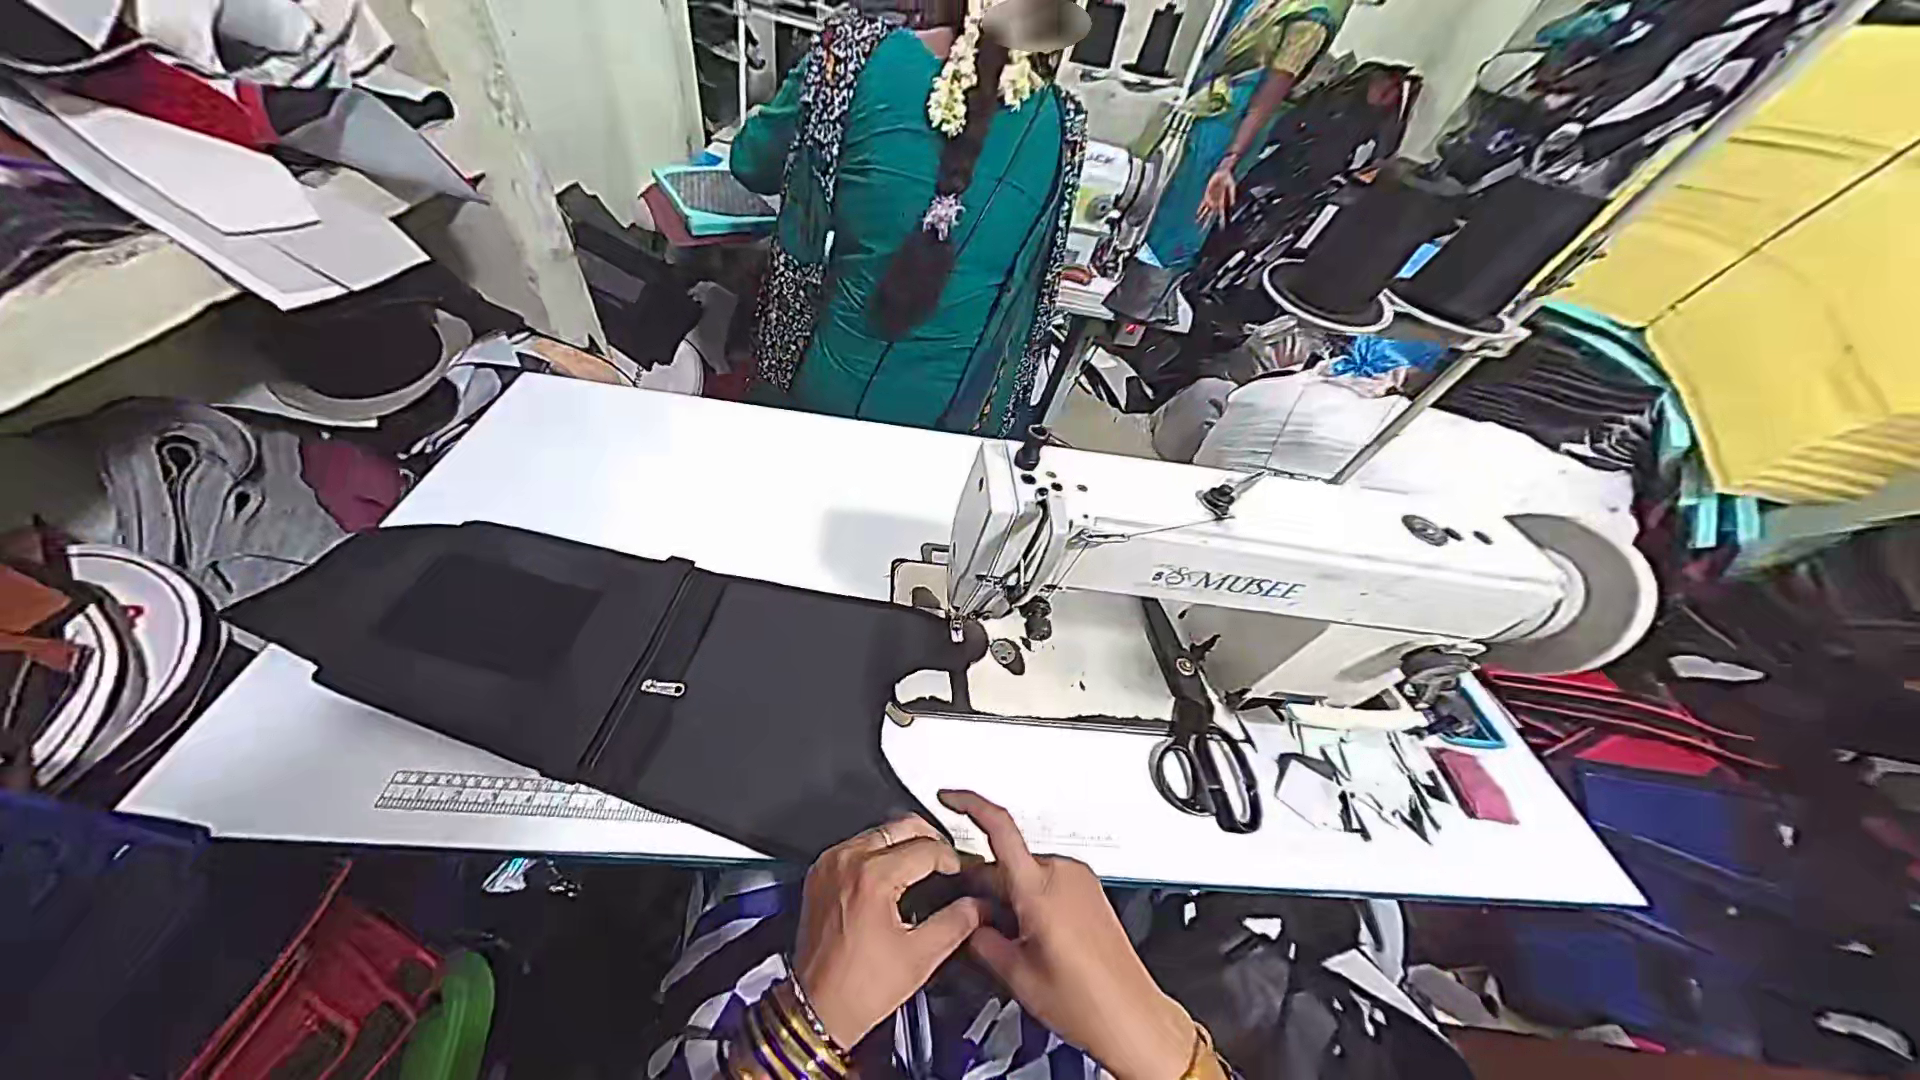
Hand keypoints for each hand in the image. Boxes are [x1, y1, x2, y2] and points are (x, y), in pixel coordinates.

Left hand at [794, 816, 987, 1048]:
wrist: (814, 1010)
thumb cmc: (857, 990)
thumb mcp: (920, 957)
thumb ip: (956, 923)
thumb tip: (976, 905)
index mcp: (873, 876)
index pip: (927, 847)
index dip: (951, 859)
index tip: (960, 871)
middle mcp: (848, 860)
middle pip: (902, 825)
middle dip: (931, 838)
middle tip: (945, 859)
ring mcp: (831, 863)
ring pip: (880, 831)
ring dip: (905, 841)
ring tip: (922, 866)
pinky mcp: (821, 870)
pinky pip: (858, 844)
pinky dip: (879, 851)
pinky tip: (892, 872)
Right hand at [940, 791, 1195, 1079]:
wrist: (1133, 1017)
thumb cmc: (1087, 1002)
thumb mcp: (1016, 976)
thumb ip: (981, 938)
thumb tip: (966, 922)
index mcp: (1039, 888)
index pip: (998, 826)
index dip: (969, 803)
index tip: (949, 797)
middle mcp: (1062, 872)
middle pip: (1007, 861)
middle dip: (986, 886)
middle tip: (977, 921)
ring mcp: (1078, 878)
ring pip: (1027, 871)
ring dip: (1012, 894)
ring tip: (1016, 941)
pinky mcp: (1089, 887)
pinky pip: (1048, 879)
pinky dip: (1033, 897)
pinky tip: (1035, 935)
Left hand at [1196, 165, 1236, 226]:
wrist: (1223, 173)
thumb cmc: (1229, 179)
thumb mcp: (1232, 187)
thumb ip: (1232, 195)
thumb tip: (1232, 204)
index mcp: (1222, 203)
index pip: (1222, 215)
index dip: (1222, 222)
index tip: (1222, 228)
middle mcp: (1216, 204)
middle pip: (1211, 216)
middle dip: (1207, 224)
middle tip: (1202, 231)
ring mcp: (1211, 200)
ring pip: (1205, 212)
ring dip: (1202, 218)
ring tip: (1197, 223)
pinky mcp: (1207, 196)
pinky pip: (1203, 205)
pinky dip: (1200, 210)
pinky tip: (1197, 215)